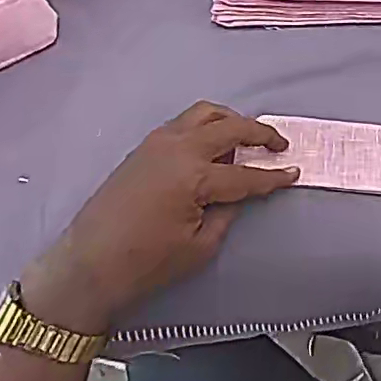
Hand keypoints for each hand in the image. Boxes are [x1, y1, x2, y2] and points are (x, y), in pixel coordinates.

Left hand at [21, 102, 298, 335]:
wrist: (87, 266)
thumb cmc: (146, 263)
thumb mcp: (200, 246)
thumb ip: (227, 213)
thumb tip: (239, 194)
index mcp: (193, 176)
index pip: (245, 174)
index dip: (273, 176)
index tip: (294, 173)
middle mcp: (177, 149)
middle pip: (230, 128)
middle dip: (260, 133)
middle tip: (279, 145)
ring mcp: (158, 143)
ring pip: (204, 114)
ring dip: (231, 121)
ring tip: (246, 139)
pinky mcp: (144, 147)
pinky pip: (184, 123)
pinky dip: (206, 126)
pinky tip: (213, 147)